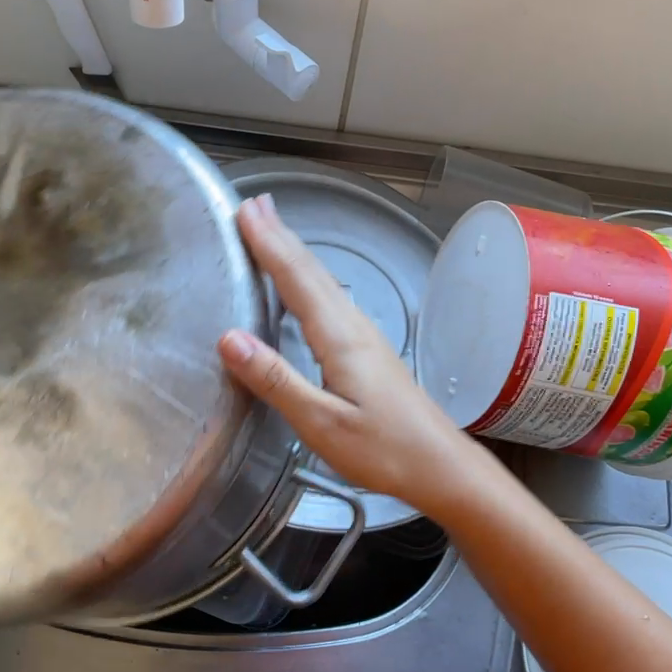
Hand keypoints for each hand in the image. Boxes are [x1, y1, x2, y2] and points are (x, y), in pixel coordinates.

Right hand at [218, 194, 486, 514]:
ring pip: (325, 283)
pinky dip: (310, 281)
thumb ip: (277, 381)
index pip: (297, 279)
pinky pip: (333, 302)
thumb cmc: (384, 450)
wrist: (441, 466)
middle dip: (282, 236)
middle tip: (256, 204)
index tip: (244, 211)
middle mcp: (355, 328)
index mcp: (340, 337)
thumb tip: (230, 338)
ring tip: (274, 232)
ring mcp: (366, 339)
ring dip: (296, 254)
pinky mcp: (371, 354)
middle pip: (313, 272)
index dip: (268, 244)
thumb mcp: (321, 424)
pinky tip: (307, 289)